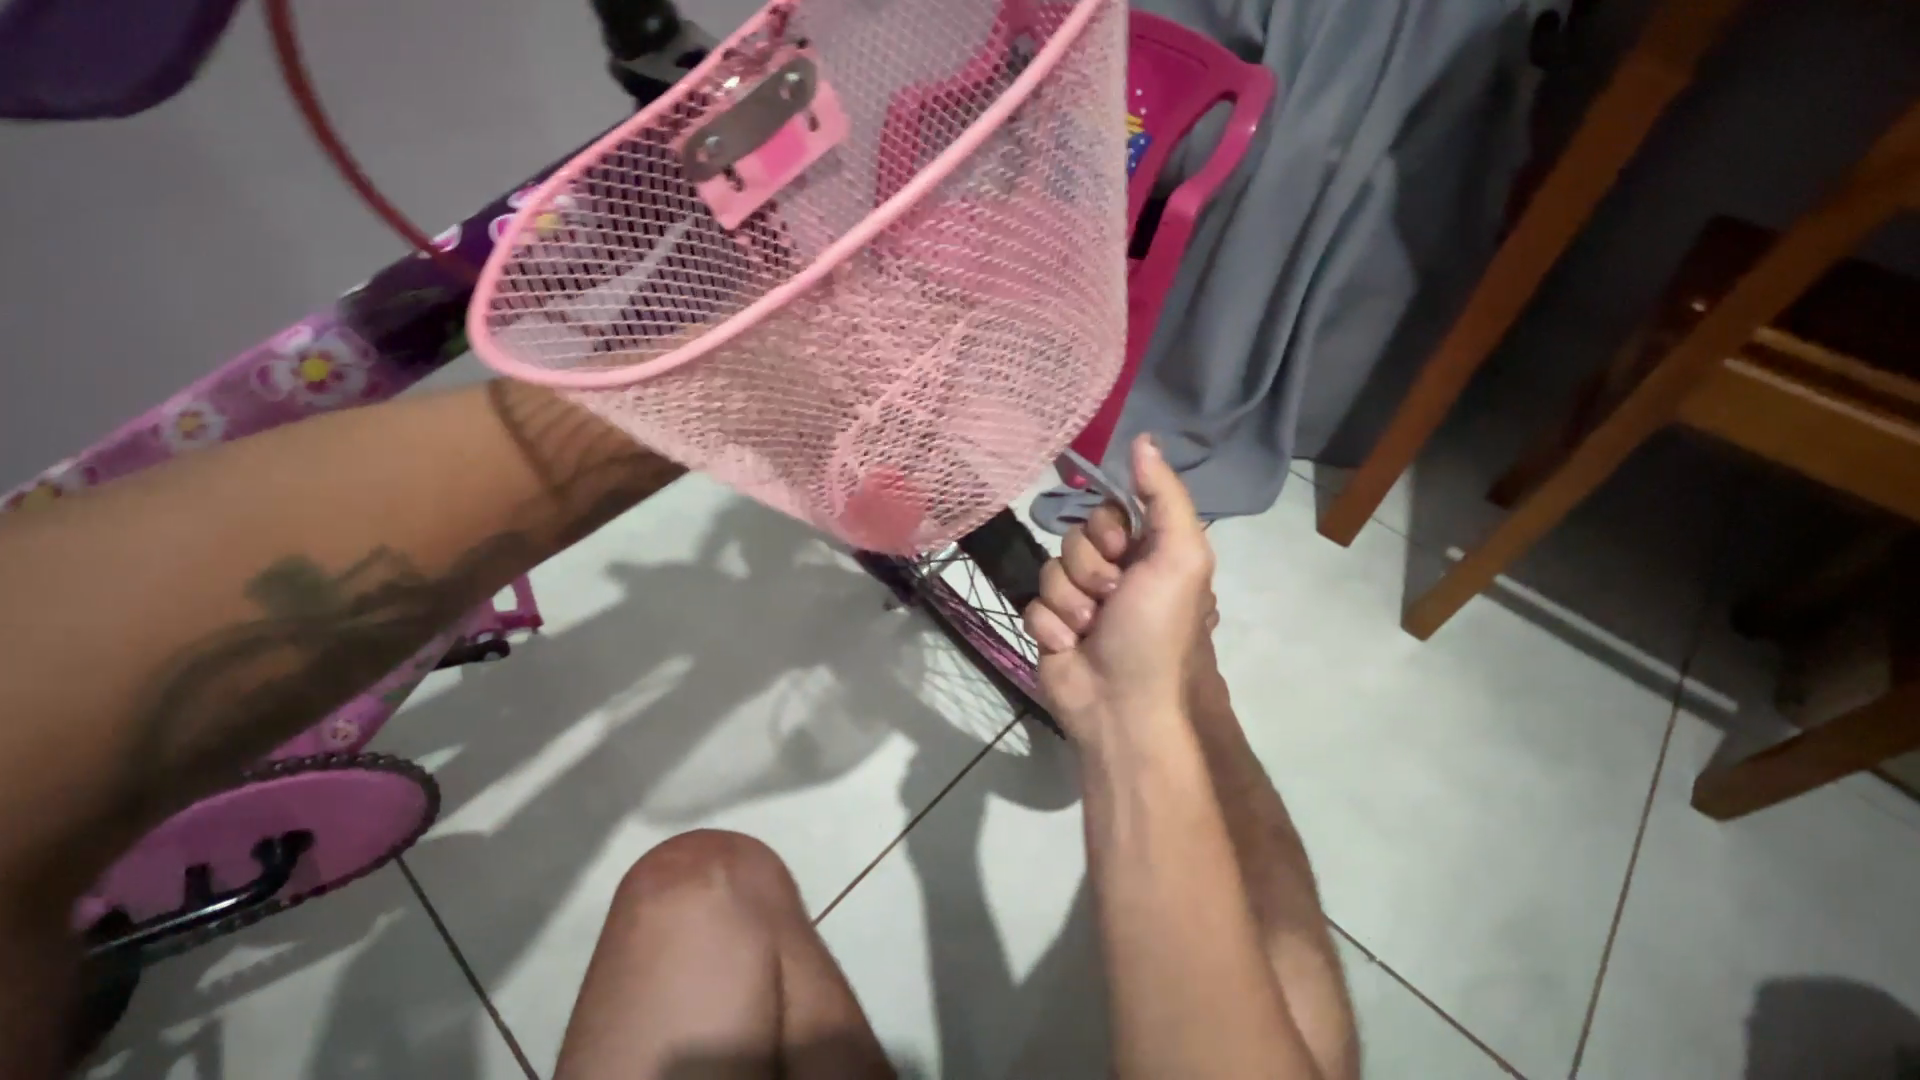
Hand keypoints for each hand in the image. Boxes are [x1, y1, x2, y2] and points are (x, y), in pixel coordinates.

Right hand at [1022, 435, 1217, 746]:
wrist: (1123, 706)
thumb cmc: (1158, 631)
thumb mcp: (1181, 556)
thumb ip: (1164, 496)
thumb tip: (1142, 438)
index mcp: (1149, 554)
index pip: (1107, 512)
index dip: (1109, 532)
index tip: (1124, 556)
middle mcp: (1115, 573)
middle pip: (1074, 538)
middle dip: (1090, 571)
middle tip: (1112, 602)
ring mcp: (1079, 601)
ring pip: (1050, 570)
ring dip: (1071, 603)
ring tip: (1092, 632)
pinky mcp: (1050, 627)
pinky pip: (1033, 605)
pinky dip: (1051, 627)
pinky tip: (1071, 648)